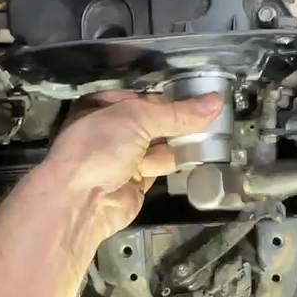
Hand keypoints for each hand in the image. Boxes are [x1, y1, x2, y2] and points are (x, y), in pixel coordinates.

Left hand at [32, 90, 223, 236]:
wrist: (81, 200)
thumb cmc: (100, 148)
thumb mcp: (137, 118)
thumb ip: (177, 113)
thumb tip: (214, 102)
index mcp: (104, 107)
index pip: (145, 97)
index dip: (171, 97)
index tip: (202, 95)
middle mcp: (113, 131)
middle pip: (154, 122)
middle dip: (179, 120)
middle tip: (215, 113)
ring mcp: (124, 158)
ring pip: (161, 145)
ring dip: (181, 141)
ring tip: (215, 132)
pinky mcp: (137, 182)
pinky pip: (161, 166)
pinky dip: (177, 162)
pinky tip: (200, 153)